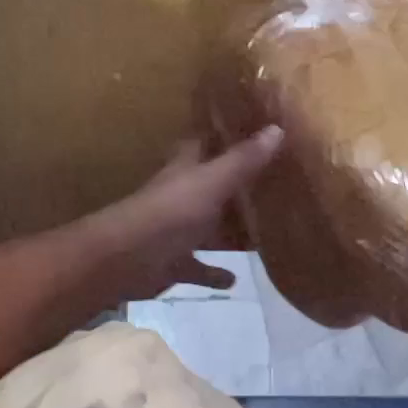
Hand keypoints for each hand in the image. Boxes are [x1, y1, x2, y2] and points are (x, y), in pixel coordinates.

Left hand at [79, 125, 283, 300]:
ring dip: (226, 231)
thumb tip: (277, 129)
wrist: (130, 258)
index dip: (220, 138)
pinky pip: (198, 267)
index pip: (201, 146)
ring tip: (261, 233)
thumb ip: (243, 160)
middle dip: (232, 187)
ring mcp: (174, 231)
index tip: (247, 133)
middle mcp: (179, 196)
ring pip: (205, 228)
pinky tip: (234, 279)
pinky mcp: (173, 264)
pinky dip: (214, 273)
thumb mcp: (213, 181)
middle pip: (208, 187)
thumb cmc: (172, 211)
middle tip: (268, 186)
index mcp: (184, 171)